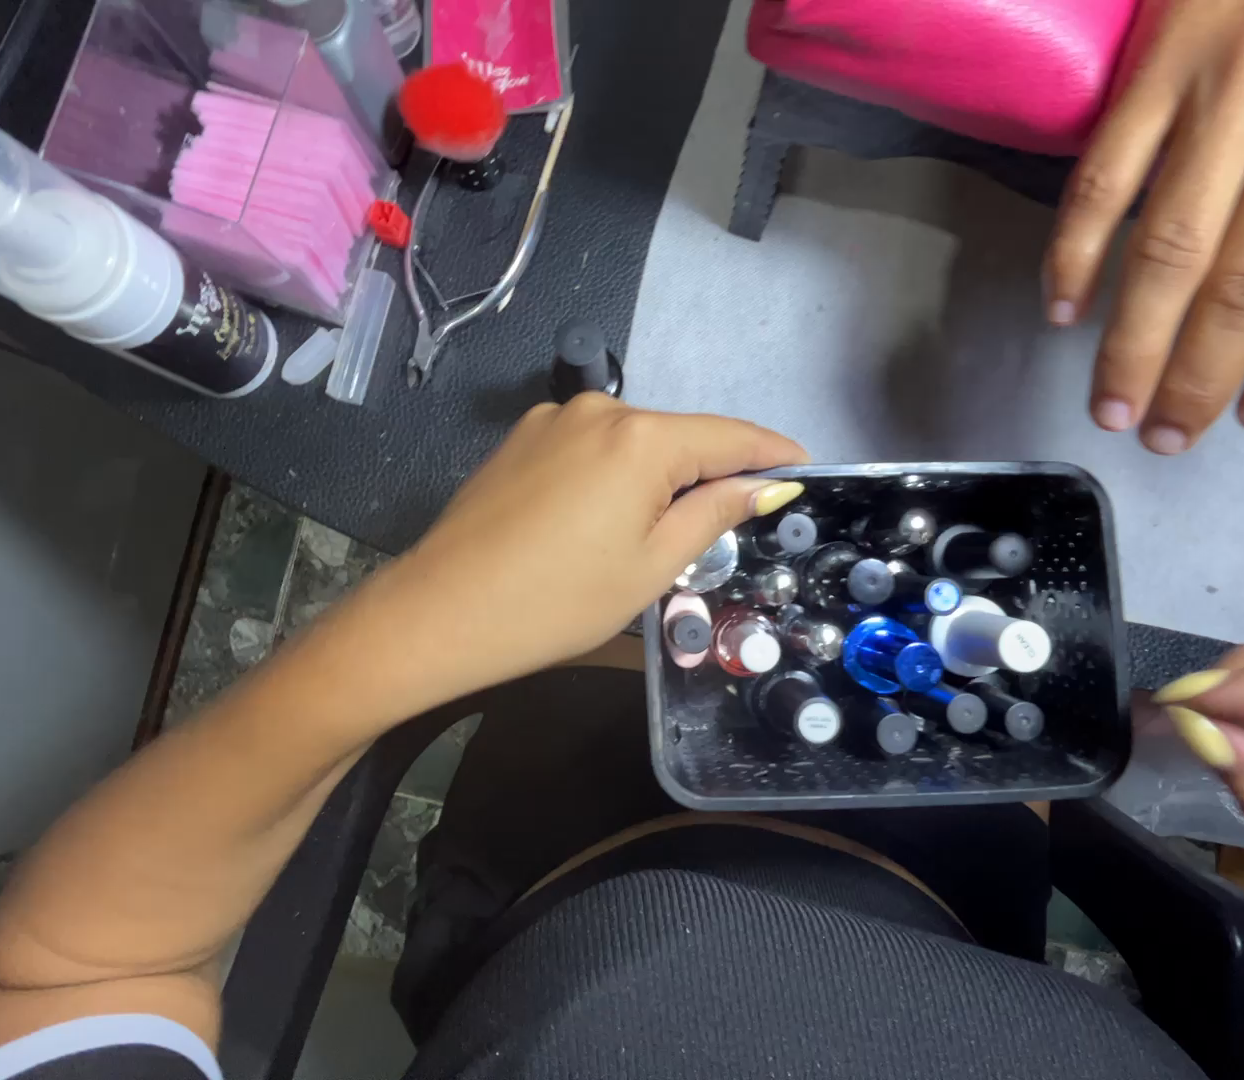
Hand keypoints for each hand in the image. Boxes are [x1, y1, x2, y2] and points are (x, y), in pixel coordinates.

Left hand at [367, 396, 806, 704]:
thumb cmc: (559, 602)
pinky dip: (613, 474)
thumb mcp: (651, 566)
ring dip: (657, 476)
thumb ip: (713, 513)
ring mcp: (552, 419)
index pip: (728, 435)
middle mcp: (598, 409)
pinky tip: (600, 519)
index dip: (770, 452)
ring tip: (655, 532)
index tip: (803, 467)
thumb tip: (764, 484)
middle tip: (730, 521)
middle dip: (709, 471)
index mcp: (640, 438)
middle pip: (677, 436)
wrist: (440, 613)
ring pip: (631, 443)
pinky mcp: (520, 439)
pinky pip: (590, 448)